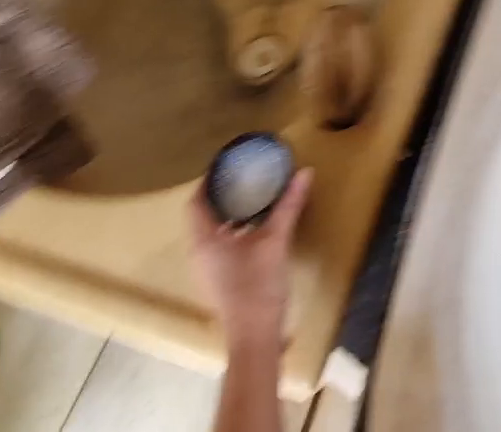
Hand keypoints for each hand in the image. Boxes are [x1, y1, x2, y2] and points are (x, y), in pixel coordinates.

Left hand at [188, 169, 312, 350]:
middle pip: (203, 216)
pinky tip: (257, 228)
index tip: (226, 164)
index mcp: (204, 240)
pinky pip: (221, 246)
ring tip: (252, 196)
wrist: (255, 337)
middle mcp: (200, 253)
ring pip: (213, 232)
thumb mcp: (275, 240)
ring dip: (229, 213)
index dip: (208, 180)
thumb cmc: (258, 286)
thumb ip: (288, 205)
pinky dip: (235, 230)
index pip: (195, 201)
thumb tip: (305, 172)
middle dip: (221, 195)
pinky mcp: (220, 281)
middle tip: (243, 176)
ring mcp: (208, 270)